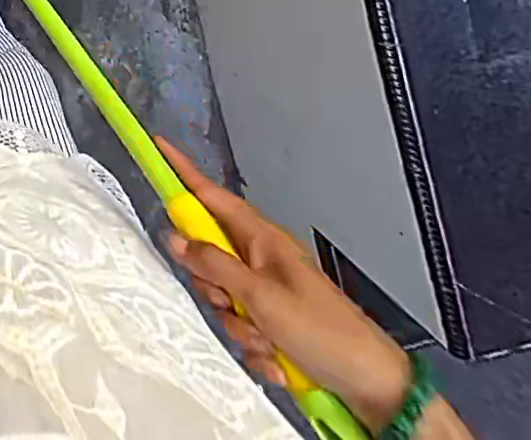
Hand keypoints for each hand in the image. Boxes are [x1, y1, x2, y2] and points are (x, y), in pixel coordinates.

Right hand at [156, 136, 412, 430]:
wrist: (372, 386)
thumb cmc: (324, 331)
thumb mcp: (261, 297)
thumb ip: (214, 266)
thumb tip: (176, 239)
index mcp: (260, 237)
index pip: (209, 194)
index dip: (182, 169)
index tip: (158, 144)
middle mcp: (257, 257)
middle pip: (206, 252)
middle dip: (212, 284)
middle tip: (232, 302)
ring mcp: (263, 289)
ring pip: (219, 293)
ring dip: (237, 322)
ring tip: (267, 339)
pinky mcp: (268, 320)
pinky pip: (238, 324)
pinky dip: (252, 344)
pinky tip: (277, 359)